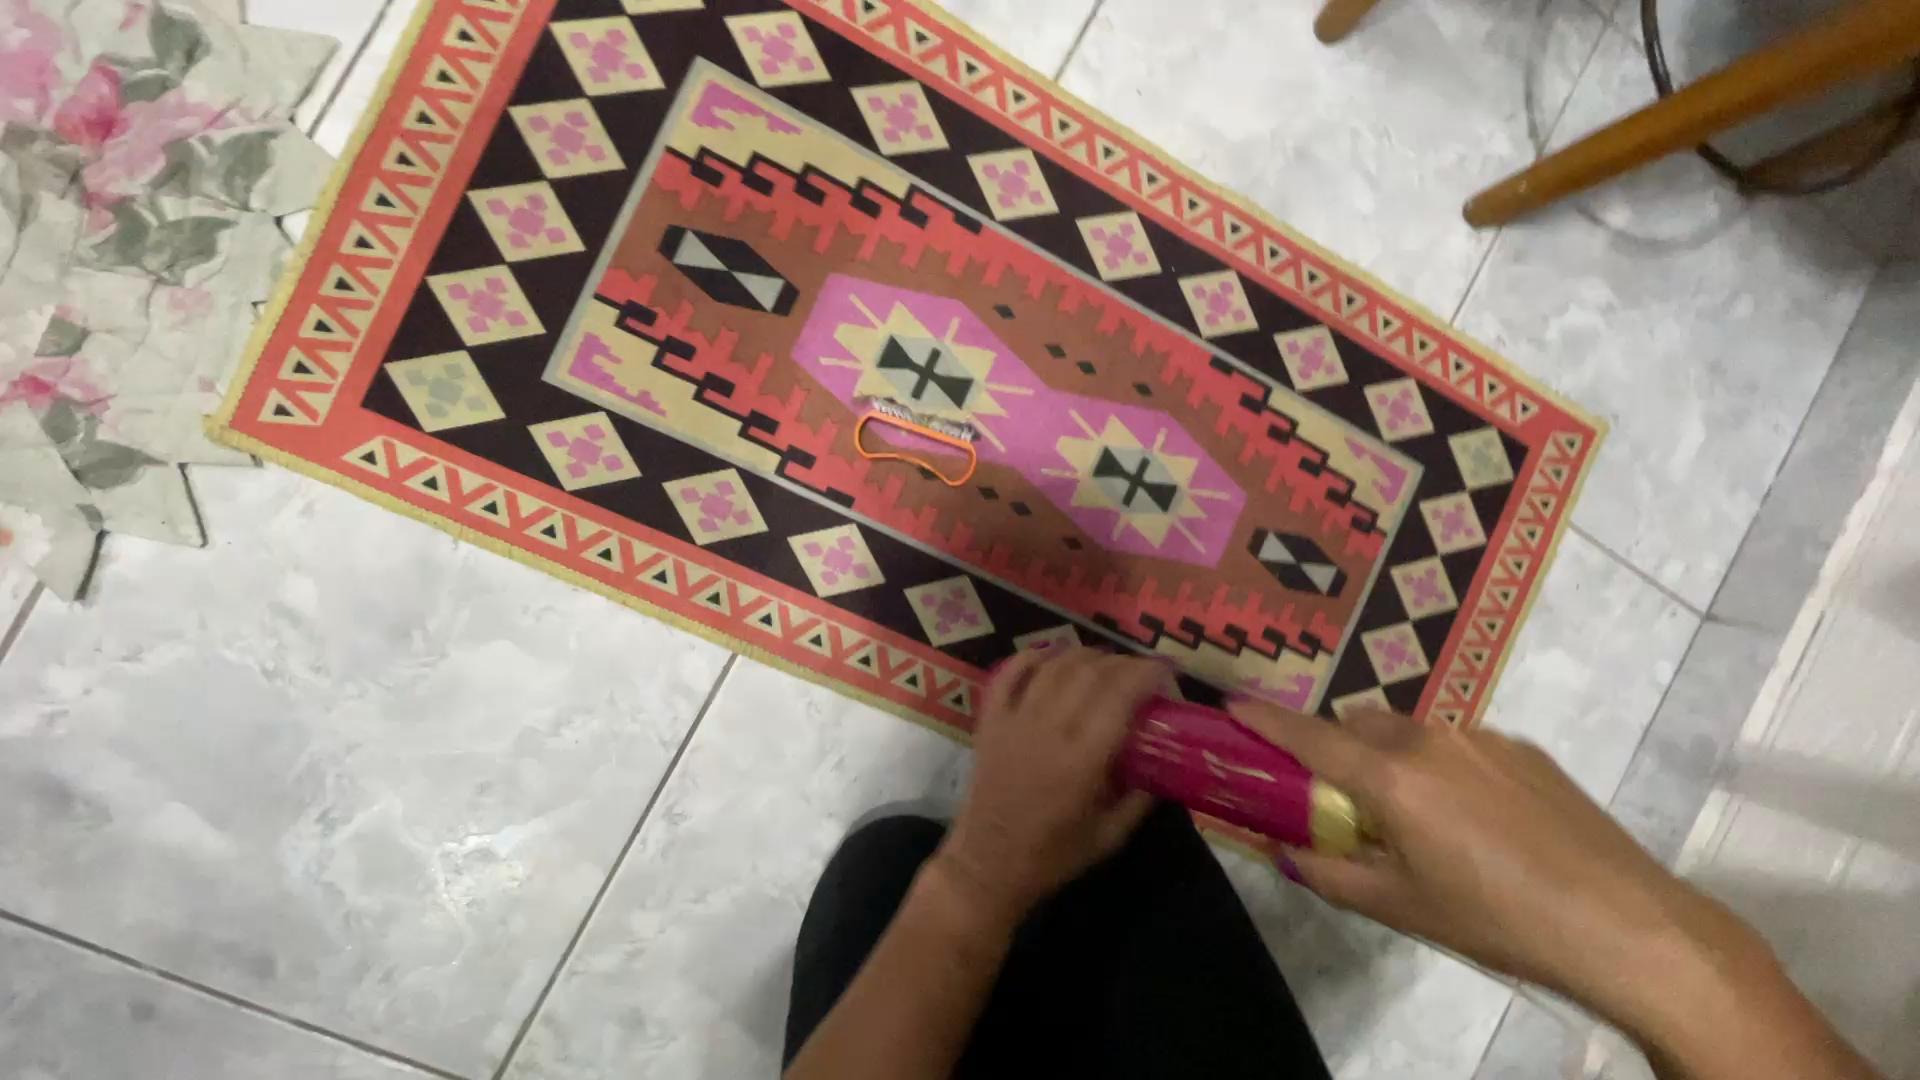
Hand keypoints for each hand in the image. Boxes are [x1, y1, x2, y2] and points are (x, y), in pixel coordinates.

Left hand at [932, 648, 1166, 923]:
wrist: (987, 863)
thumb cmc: (1052, 855)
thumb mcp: (1109, 837)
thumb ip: (1140, 798)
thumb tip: (1163, 764)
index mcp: (1082, 760)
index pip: (1120, 696)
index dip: (1146, 674)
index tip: (1167, 671)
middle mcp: (1048, 729)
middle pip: (1090, 672)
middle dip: (1123, 662)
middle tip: (1142, 671)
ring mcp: (1015, 720)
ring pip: (1054, 666)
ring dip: (1085, 655)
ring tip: (1105, 663)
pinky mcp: (990, 720)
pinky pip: (1009, 673)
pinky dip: (1032, 657)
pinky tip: (1051, 656)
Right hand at [1229, 702, 1768, 1033]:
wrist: (1633, 927)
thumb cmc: (1499, 919)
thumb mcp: (1401, 907)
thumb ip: (1330, 874)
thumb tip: (1286, 853)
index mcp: (1390, 777)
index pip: (1308, 736)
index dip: (1264, 719)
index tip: (1230, 704)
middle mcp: (1427, 739)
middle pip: (1355, 722)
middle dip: (1332, 744)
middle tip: (1337, 793)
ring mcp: (1479, 737)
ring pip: (1404, 728)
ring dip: (1385, 752)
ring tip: (1410, 810)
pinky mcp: (1521, 748)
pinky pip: (1453, 741)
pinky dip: (1436, 762)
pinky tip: (1471, 816)